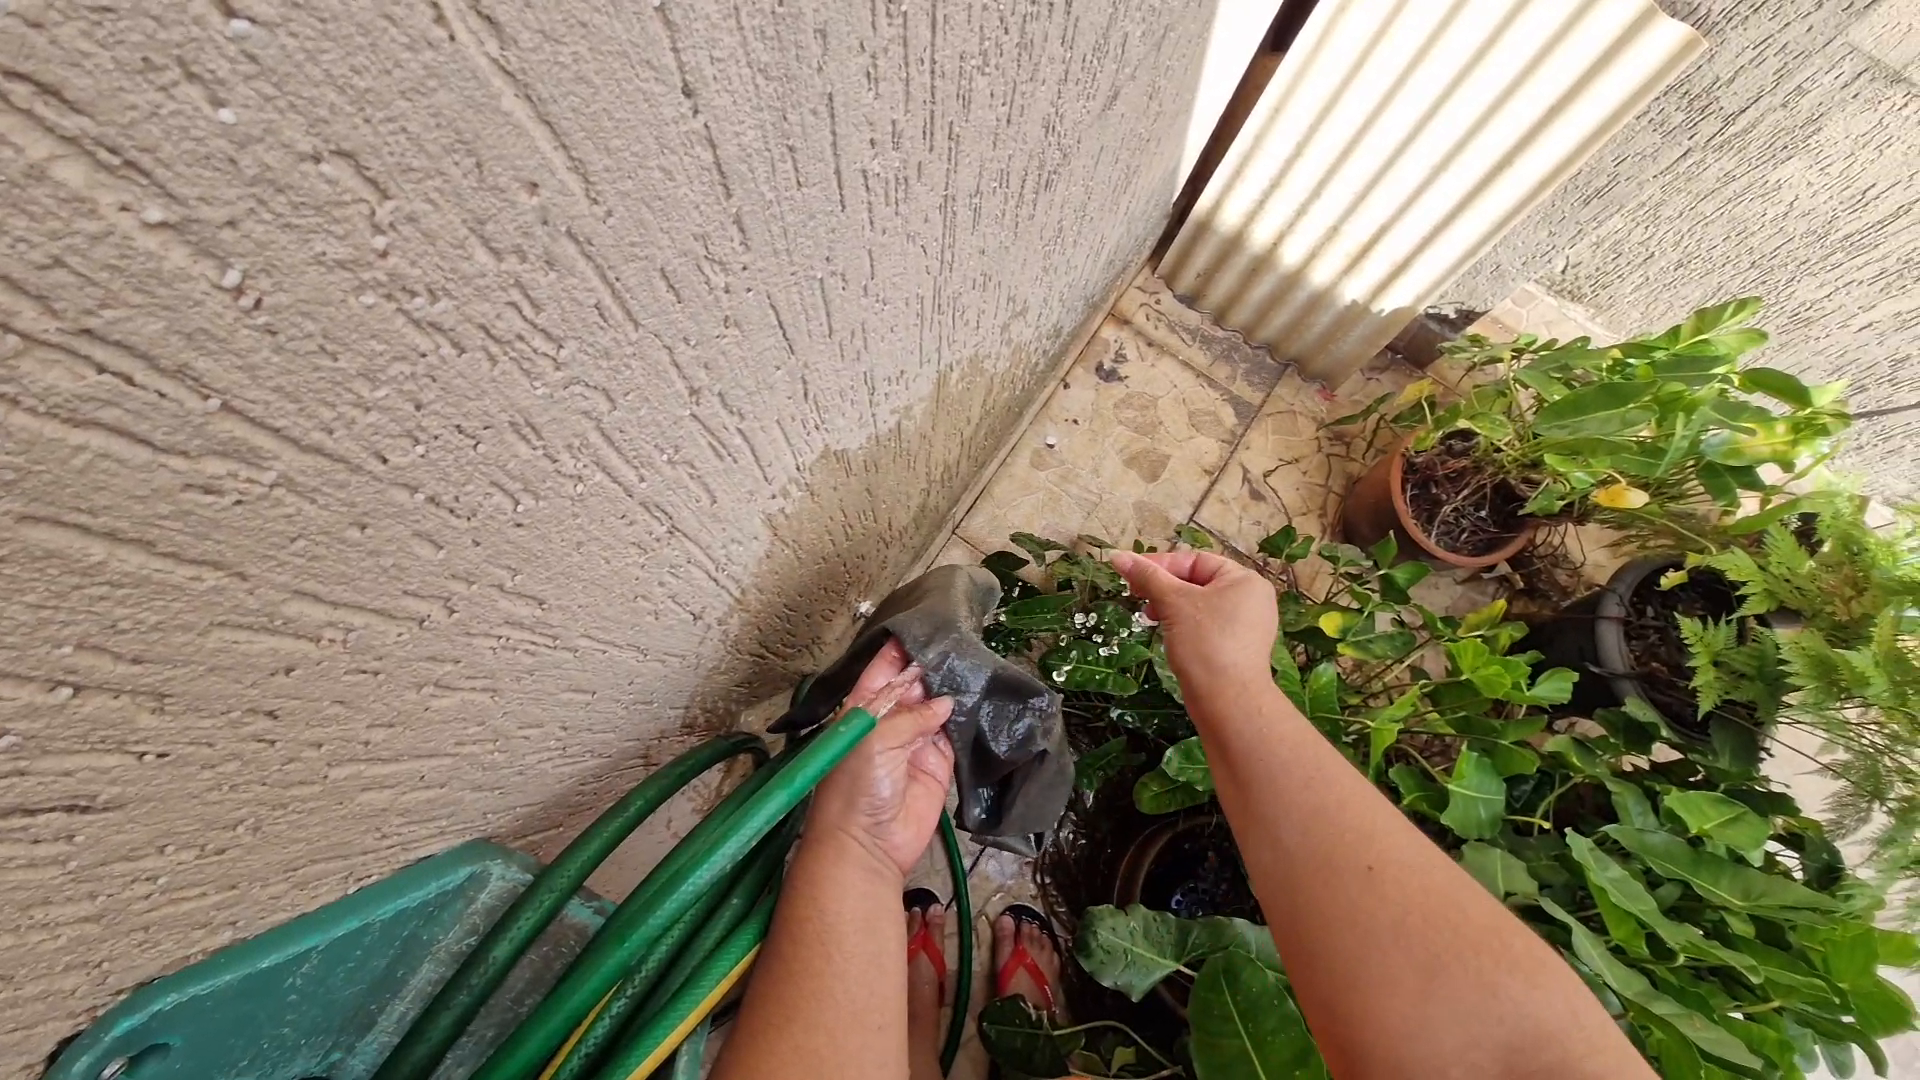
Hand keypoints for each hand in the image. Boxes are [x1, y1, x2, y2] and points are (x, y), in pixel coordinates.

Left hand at [804, 640, 955, 878]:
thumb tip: (946, 702)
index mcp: (863, 710)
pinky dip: (965, 718)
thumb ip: (911, 716)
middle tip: (958, 641)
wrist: (867, 846)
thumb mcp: (875, 740)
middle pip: (912, 685)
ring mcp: (915, 742)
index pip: (882, 671)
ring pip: (936, 707)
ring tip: (973, 662)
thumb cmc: (855, 787)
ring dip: (950, 689)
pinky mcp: (938, 763)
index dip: (899, 649)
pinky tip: (978, 698)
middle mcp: (889, 722)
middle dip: (931, 665)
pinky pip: (954, 734)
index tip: (922, 624)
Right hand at [1109, 549, 1277, 707]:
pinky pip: (1205, 624)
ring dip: (1169, 605)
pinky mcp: (1236, 646)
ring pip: (1198, 604)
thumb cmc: (1205, 643)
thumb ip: (1146, 576)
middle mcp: (1250, 598)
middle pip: (1196, 581)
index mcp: (1243, 579)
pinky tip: (1166, 632)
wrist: (1228, 700)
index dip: (1160, 564)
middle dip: (1163, 587)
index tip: (1131, 573)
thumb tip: (1117, 555)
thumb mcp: (1172, 603)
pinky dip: (1183, 623)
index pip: (1195, 560)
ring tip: (1149, 616)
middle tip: (1136, 595)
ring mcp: (1246, 624)